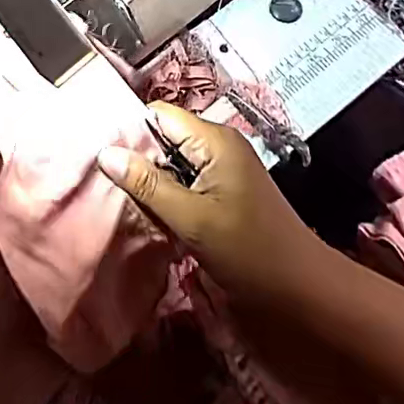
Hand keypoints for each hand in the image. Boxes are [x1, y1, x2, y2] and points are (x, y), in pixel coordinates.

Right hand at [96, 102, 332, 305]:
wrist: (301, 288)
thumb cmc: (248, 251)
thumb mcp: (192, 219)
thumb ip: (148, 185)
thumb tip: (106, 153)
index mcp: (214, 139)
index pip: (160, 114)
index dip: (131, 130)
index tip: (102, 155)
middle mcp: (219, 143)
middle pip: (165, 135)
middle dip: (138, 157)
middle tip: (106, 182)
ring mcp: (224, 164)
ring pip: (174, 158)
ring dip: (152, 178)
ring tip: (122, 198)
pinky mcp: (225, 186)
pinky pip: (187, 177)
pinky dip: (169, 192)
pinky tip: (152, 211)